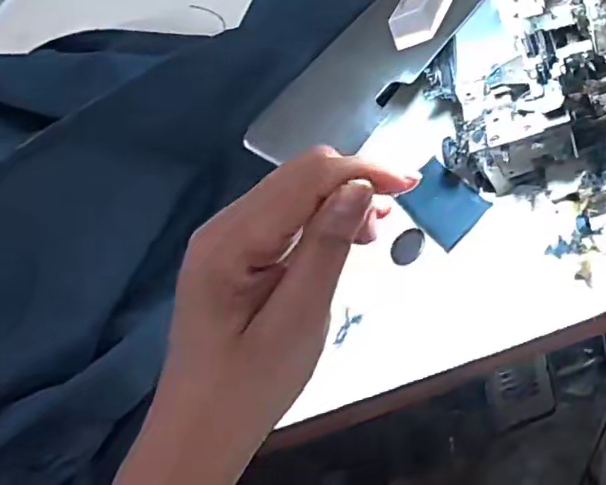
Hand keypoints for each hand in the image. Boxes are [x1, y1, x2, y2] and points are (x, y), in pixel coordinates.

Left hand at [117, 146, 417, 484]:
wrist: (198, 435)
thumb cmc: (247, 387)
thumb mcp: (298, 319)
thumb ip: (328, 246)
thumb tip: (361, 187)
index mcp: (230, 242)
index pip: (308, 177)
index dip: (363, 171)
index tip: (408, 185)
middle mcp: (225, 225)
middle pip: (305, 172)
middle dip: (358, 178)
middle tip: (396, 208)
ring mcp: (230, 233)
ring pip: (303, 184)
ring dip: (347, 194)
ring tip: (374, 230)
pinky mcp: (241, 244)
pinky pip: (295, 206)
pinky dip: (331, 210)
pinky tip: (351, 233)